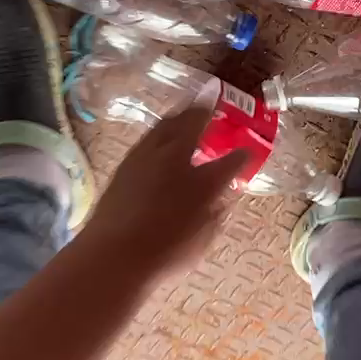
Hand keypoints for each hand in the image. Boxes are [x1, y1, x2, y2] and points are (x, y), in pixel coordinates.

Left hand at [79, 106, 244, 276]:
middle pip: (190, 124)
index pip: (230, 163)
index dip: (241, 156)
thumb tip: (220, 199)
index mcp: (203, 181)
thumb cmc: (165, 252)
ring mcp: (145, 158)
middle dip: (202, 110)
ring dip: (178, 117)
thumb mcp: (202, 237)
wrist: (113, 256)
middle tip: (209, 103)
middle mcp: (175, 159)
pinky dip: (160, 133)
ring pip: (165, 126)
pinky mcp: (124, 166)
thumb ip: (214, 214)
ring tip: (185, 114)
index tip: (247, 150)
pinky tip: (161, 141)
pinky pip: (148, 138)